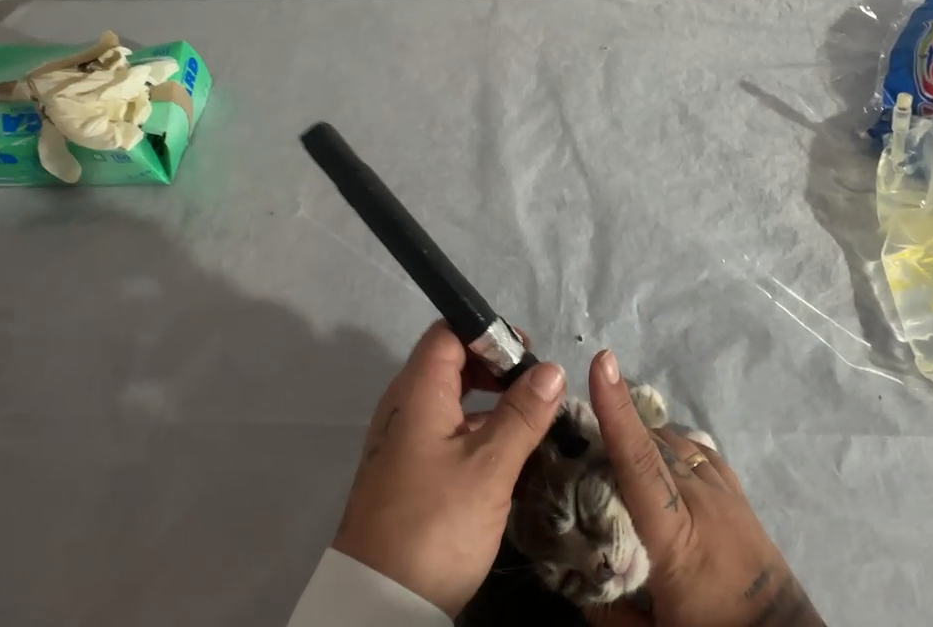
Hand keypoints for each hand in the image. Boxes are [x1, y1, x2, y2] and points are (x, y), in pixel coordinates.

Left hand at [332, 322, 566, 616]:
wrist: (380, 600)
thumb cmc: (436, 522)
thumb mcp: (489, 466)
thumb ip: (522, 414)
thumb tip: (552, 369)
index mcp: (417, 390)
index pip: (449, 333)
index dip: (489, 334)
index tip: (528, 356)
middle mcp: (405, 405)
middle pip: (450, 362)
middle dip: (495, 367)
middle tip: (536, 389)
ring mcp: (404, 439)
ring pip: (450, 399)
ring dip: (490, 401)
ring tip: (532, 420)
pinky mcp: (409, 469)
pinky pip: (445, 430)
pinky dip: (476, 429)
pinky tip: (507, 453)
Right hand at [584, 351, 823, 626]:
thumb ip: (607, 608)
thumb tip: (572, 579)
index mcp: (675, 533)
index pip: (639, 460)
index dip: (617, 410)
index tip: (602, 361)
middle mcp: (701, 499)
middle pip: (653, 443)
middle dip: (617, 423)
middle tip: (576, 425)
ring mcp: (725, 494)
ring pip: (677, 443)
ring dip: (644, 436)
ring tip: (613, 441)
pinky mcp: (740, 497)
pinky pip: (700, 453)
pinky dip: (674, 447)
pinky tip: (661, 456)